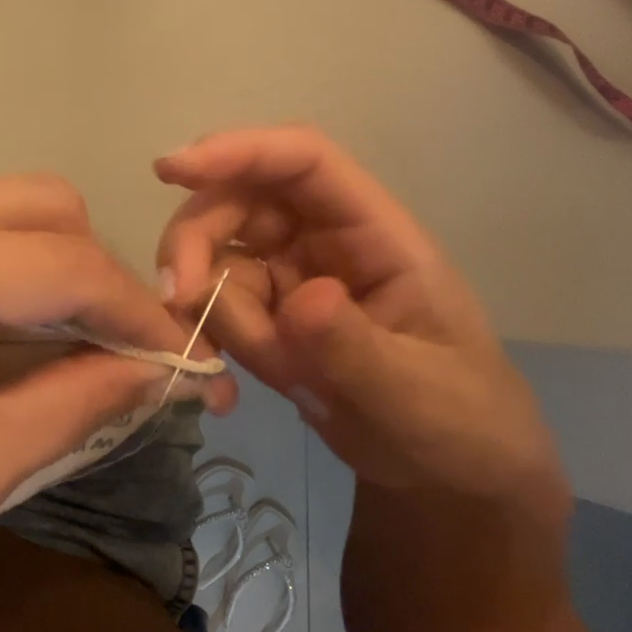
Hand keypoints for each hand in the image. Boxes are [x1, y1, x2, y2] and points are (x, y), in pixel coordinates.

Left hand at [0, 174, 236, 586]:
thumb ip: (82, 402)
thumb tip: (160, 364)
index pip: (71, 266)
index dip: (141, 312)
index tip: (182, 361)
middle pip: (50, 207)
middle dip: (99, 278)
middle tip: (118, 353)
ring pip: (15, 202)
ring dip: (57, 263)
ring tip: (65, 342)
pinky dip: (11, 258)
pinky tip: (6, 321)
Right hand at [154, 127, 566, 514]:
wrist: (445, 480)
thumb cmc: (460, 426)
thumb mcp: (418, 398)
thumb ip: (355, 350)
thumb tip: (301, 300)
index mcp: (375, 234)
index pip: (304, 162)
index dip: (239, 151)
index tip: (171, 170)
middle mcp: (322, 241)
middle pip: (236, 200)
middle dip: (196, 242)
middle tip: (178, 302)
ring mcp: (287, 275)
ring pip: (211, 252)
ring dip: (202, 306)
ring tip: (227, 375)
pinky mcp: (261, 312)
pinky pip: (210, 304)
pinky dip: (202, 340)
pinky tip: (226, 392)